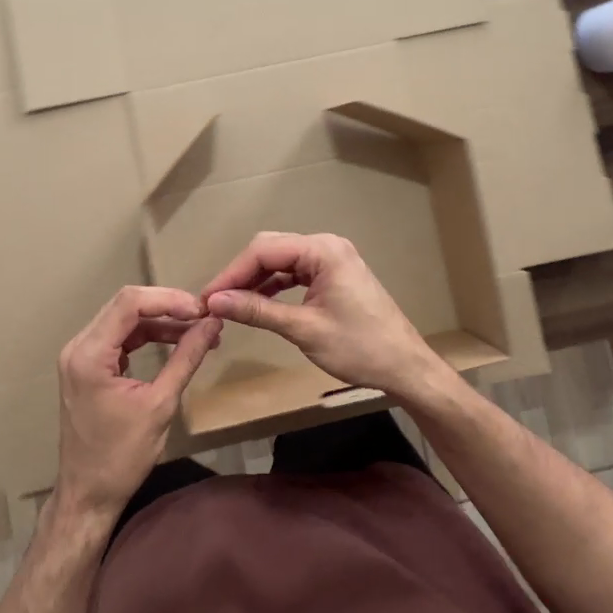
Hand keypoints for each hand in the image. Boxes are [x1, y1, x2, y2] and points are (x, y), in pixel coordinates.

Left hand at [55, 286, 221, 517]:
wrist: (88, 495)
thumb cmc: (122, 457)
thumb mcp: (160, 404)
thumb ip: (186, 358)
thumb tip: (212, 324)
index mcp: (89, 354)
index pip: (129, 303)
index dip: (168, 299)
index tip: (201, 311)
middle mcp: (79, 346)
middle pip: (125, 305)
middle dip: (167, 306)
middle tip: (203, 318)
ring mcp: (79, 356)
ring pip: (123, 320)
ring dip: (160, 321)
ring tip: (198, 330)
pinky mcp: (87, 367)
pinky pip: (119, 338)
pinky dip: (147, 336)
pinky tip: (175, 341)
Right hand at [200, 232, 450, 400]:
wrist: (405, 367)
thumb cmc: (359, 348)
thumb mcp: (303, 329)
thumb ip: (257, 311)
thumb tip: (215, 301)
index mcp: (323, 250)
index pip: (263, 250)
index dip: (231, 273)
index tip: (207, 298)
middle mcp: (327, 245)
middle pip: (270, 249)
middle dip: (240, 274)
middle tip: (215, 302)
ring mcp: (332, 258)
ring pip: (281, 260)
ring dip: (255, 280)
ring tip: (229, 305)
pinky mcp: (334, 274)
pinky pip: (295, 272)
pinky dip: (274, 286)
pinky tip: (256, 304)